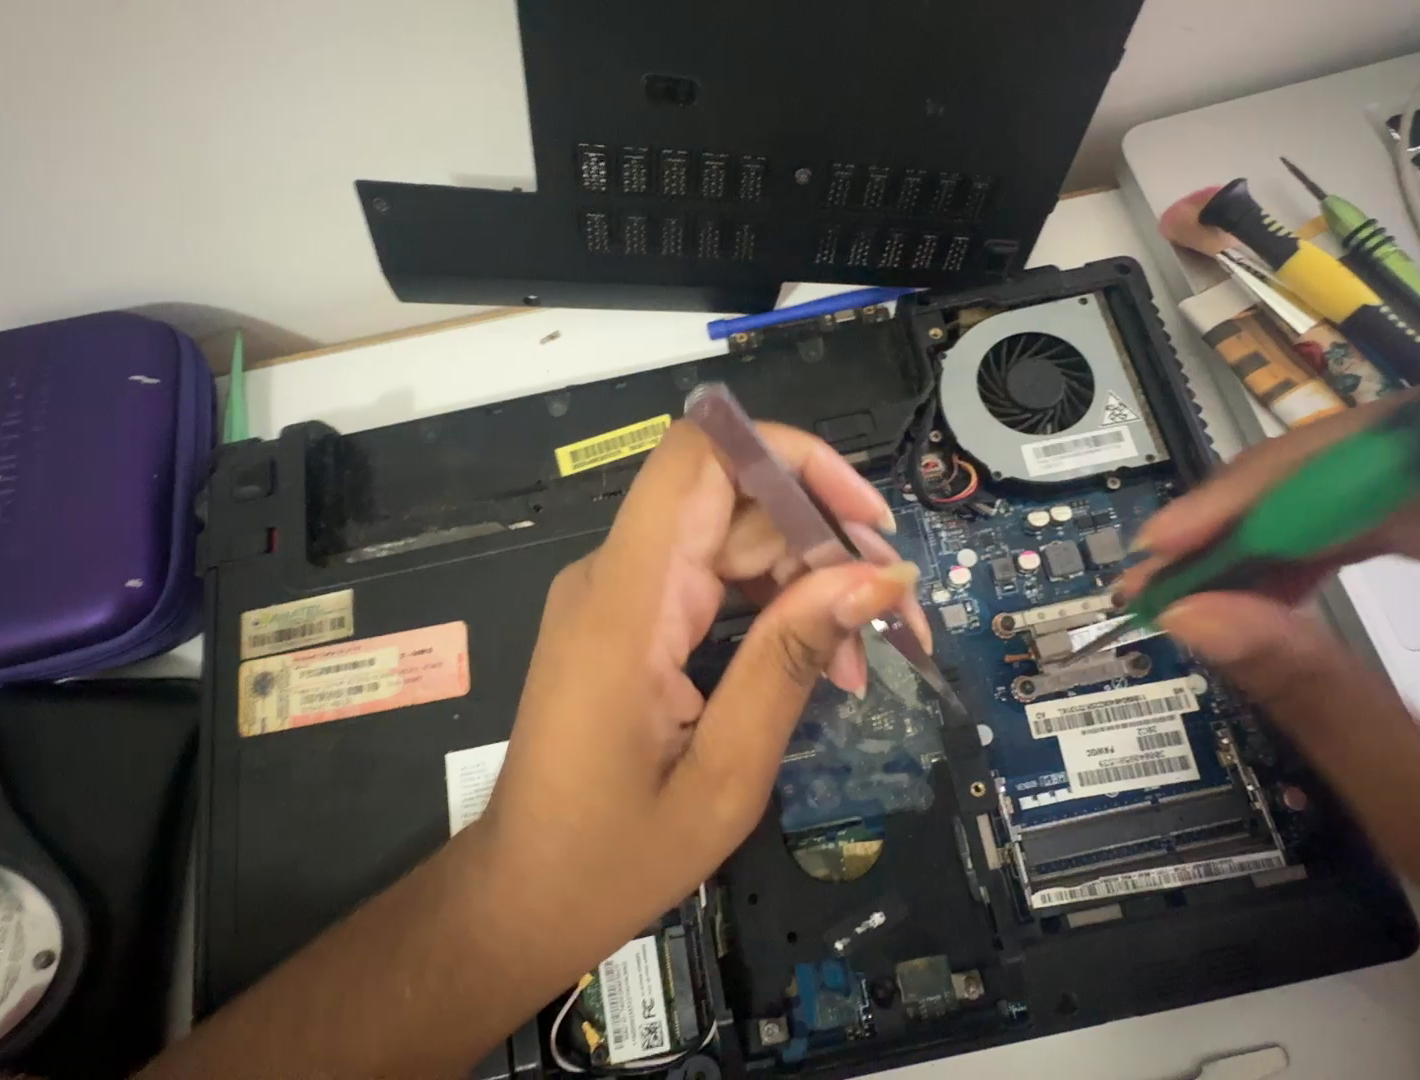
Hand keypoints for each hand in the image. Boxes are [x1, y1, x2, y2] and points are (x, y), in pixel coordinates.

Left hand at [142, 420, 920, 1079]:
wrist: (525, 895)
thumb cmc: (615, 855)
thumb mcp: (727, 771)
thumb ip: (793, 659)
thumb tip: (879, 577)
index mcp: (626, 601)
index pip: (700, 458)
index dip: (790, 456)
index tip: (866, 518)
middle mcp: (616, 574)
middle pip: (734, 497)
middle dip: (825, 538)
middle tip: (894, 613)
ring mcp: (620, 591)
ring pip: (734, 535)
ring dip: (811, 577)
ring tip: (867, 652)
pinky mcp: (631, 616)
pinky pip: (714, 575)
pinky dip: (776, 604)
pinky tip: (823, 660)